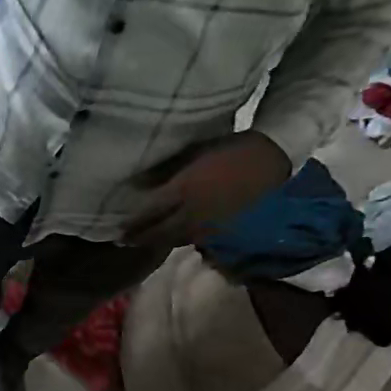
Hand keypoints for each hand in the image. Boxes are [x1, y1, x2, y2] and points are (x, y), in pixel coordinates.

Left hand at [121, 133, 291, 250]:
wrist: (272, 158)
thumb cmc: (231, 147)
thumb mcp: (195, 152)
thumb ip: (170, 170)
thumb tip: (145, 182)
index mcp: (183, 189)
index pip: (151, 212)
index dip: (133, 223)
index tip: (118, 229)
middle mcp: (193, 211)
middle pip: (160, 231)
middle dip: (140, 238)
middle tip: (123, 242)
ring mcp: (209, 222)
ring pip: (177, 238)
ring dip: (158, 242)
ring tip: (143, 243)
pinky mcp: (223, 228)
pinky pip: (196, 239)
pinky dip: (180, 241)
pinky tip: (173, 240)